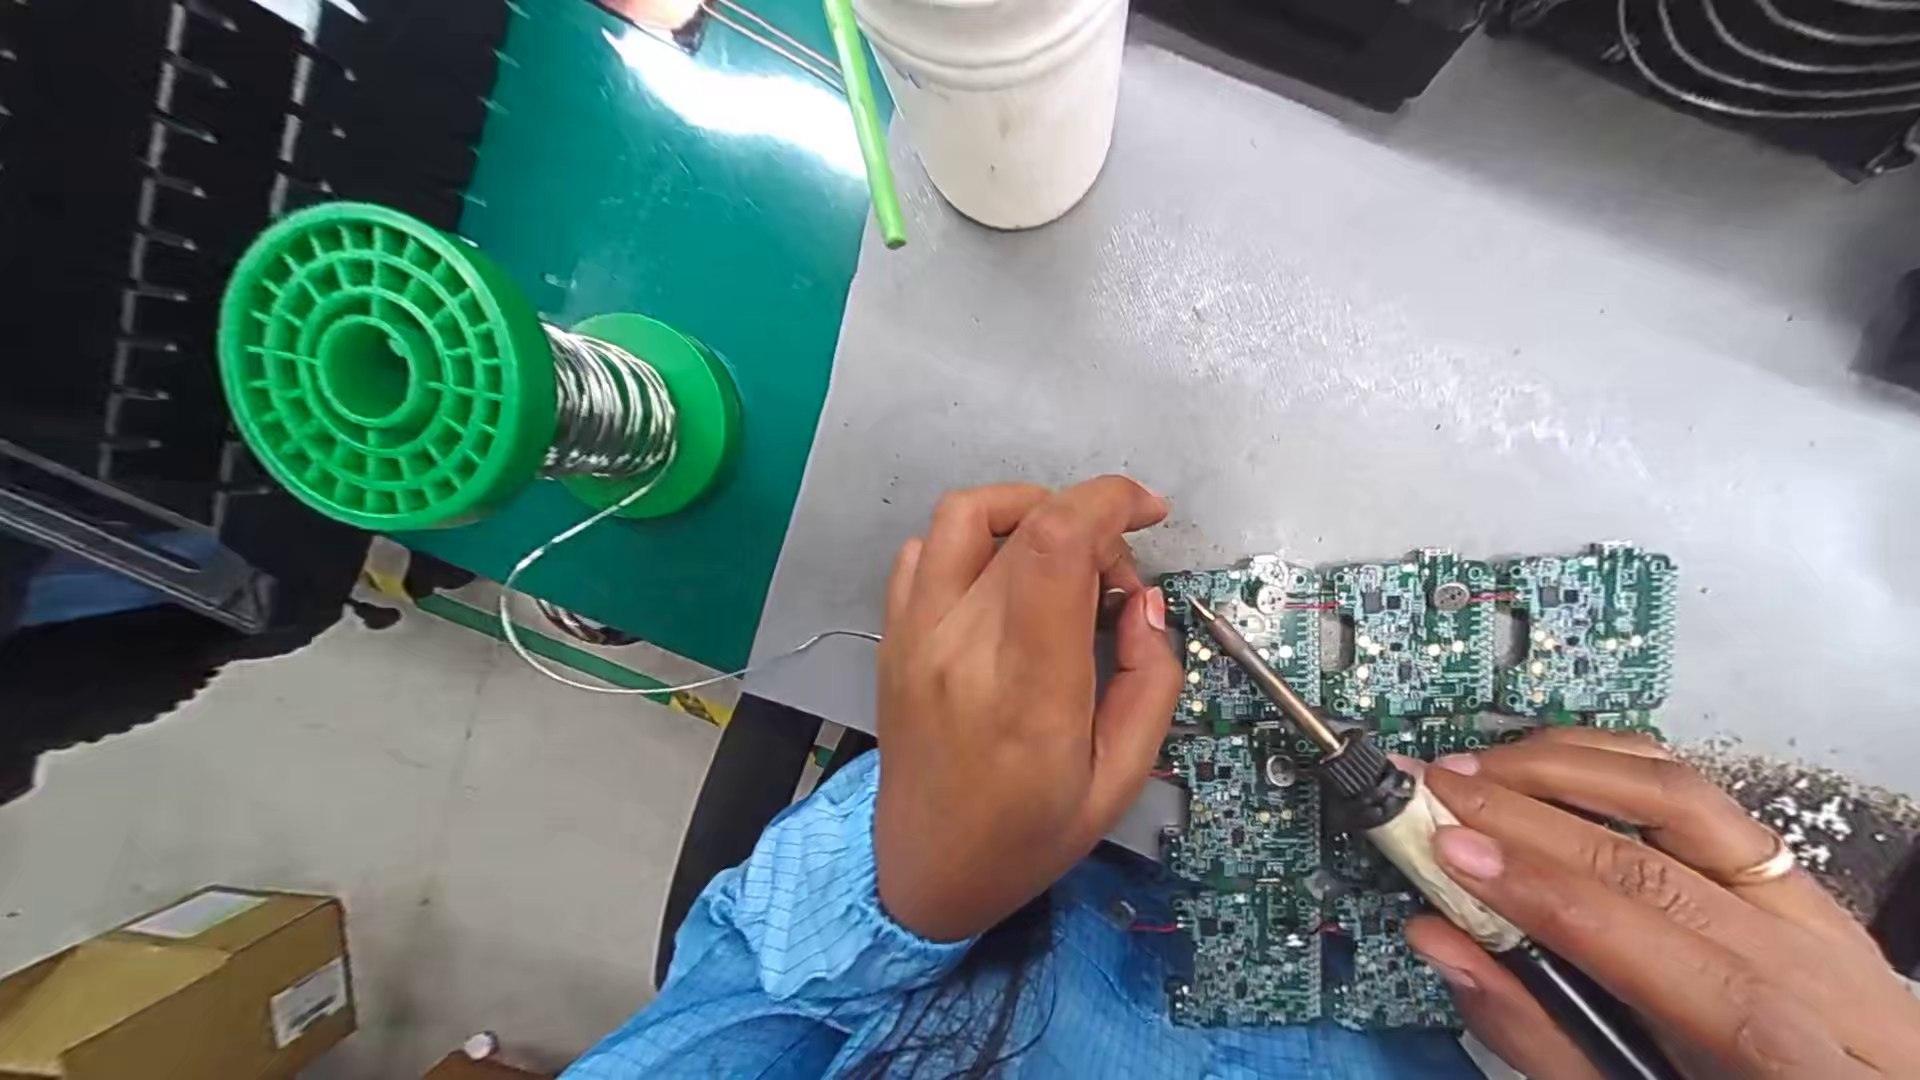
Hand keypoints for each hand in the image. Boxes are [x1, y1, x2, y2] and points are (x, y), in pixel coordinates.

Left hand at [873, 477, 1181, 941]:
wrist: (923, 865)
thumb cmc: (1026, 835)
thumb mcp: (1119, 778)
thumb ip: (1149, 680)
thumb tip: (1143, 599)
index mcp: (1029, 689)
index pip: (1056, 546)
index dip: (1108, 501)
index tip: (1147, 510)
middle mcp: (961, 646)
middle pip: (1023, 522)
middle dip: (1089, 520)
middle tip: (1113, 573)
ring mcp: (915, 634)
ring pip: (962, 514)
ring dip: (1024, 511)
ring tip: (1058, 554)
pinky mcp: (893, 634)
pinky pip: (924, 550)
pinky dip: (972, 541)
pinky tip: (1000, 581)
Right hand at [1404, 727, 1919, 1078]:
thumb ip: (1534, 1032)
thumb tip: (1430, 935)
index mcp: (1818, 1075)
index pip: (1703, 983)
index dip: (1559, 903)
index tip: (1450, 849)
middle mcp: (1832, 981)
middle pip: (1662, 877)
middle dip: (1520, 820)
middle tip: (1425, 789)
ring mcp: (1806, 905)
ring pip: (1676, 800)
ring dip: (1549, 770)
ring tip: (1463, 767)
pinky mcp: (1770, 859)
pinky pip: (1676, 781)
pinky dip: (1588, 754)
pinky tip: (1520, 758)